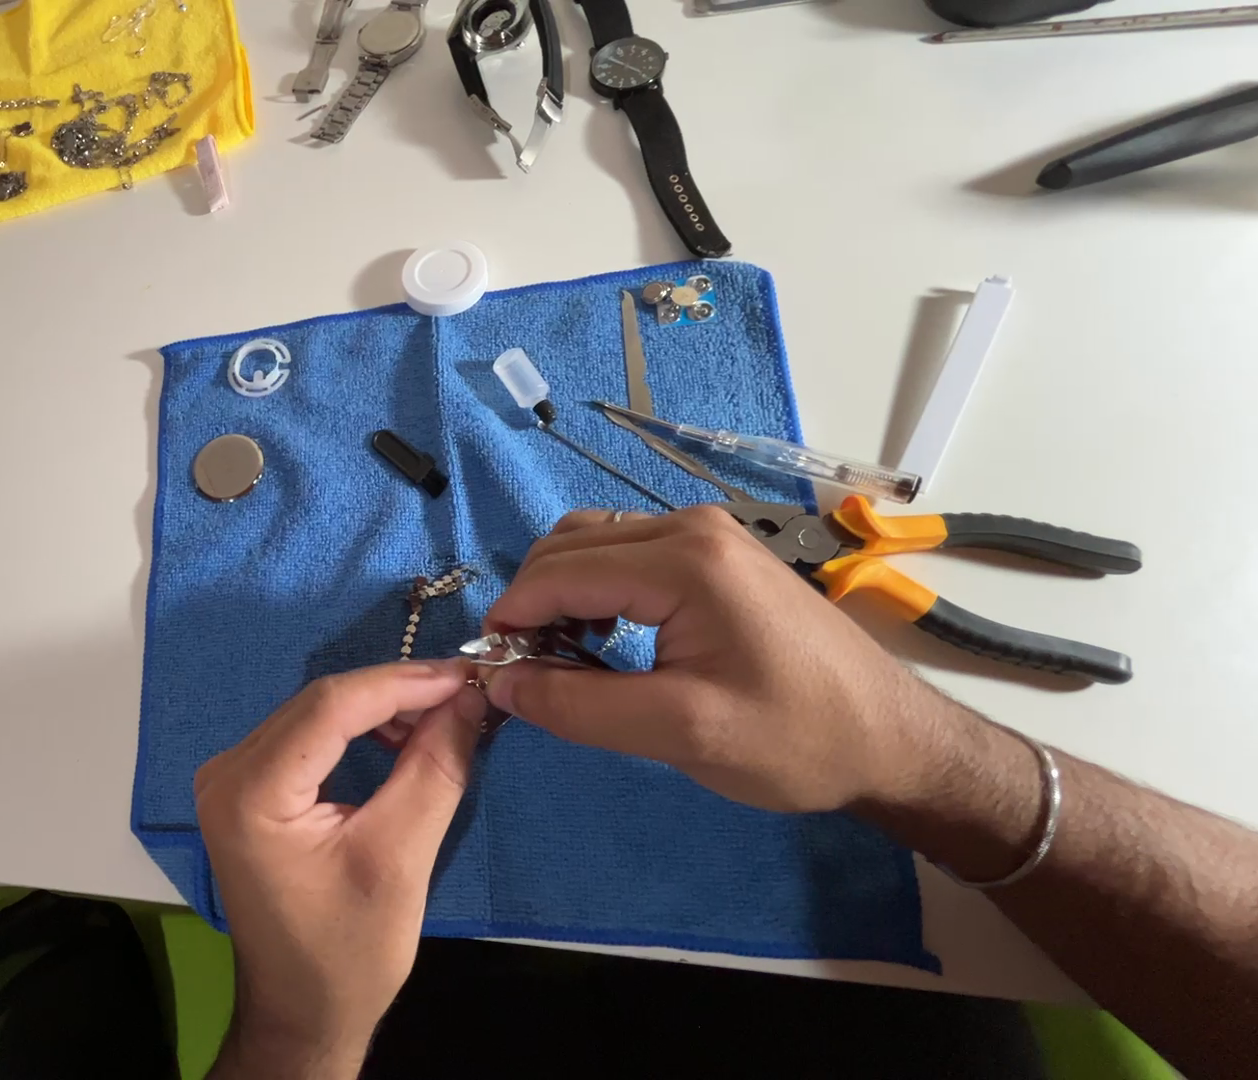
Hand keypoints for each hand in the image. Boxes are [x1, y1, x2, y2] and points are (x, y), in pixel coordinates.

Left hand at [196, 661, 484, 1079]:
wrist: (300, 1012)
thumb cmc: (346, 953)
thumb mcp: (399, 861)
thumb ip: (433, 772)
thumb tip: (467, 700)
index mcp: (250, 792)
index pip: (330, 707)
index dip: (401, 683)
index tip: (463, 676)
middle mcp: (228, 770)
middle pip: (320, 704)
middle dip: (395, 692)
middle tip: (461, 693)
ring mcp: (232, 776)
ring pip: (316, 713)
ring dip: (379, 707)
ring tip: (439, 715)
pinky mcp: (248, 785)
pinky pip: (308, 735)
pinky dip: (357, 728)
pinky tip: (398, 734)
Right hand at [482, 505, 963, 813]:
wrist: (897, 741)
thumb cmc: (794, 739)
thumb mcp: (678, 732)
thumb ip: (575, 706)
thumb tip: (498, 683)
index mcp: (682, 560)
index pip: (558, 572)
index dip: (510, 617)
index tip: (489, 667)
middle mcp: (687, 525)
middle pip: (566, 546)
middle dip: (530, 603)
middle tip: (525, 666)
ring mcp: (703, 531)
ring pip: (588, 541)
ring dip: (558, 591)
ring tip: (562, 652)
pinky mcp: (712, 549)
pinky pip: (622, 551)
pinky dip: (591, 585)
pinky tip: (602, 632)